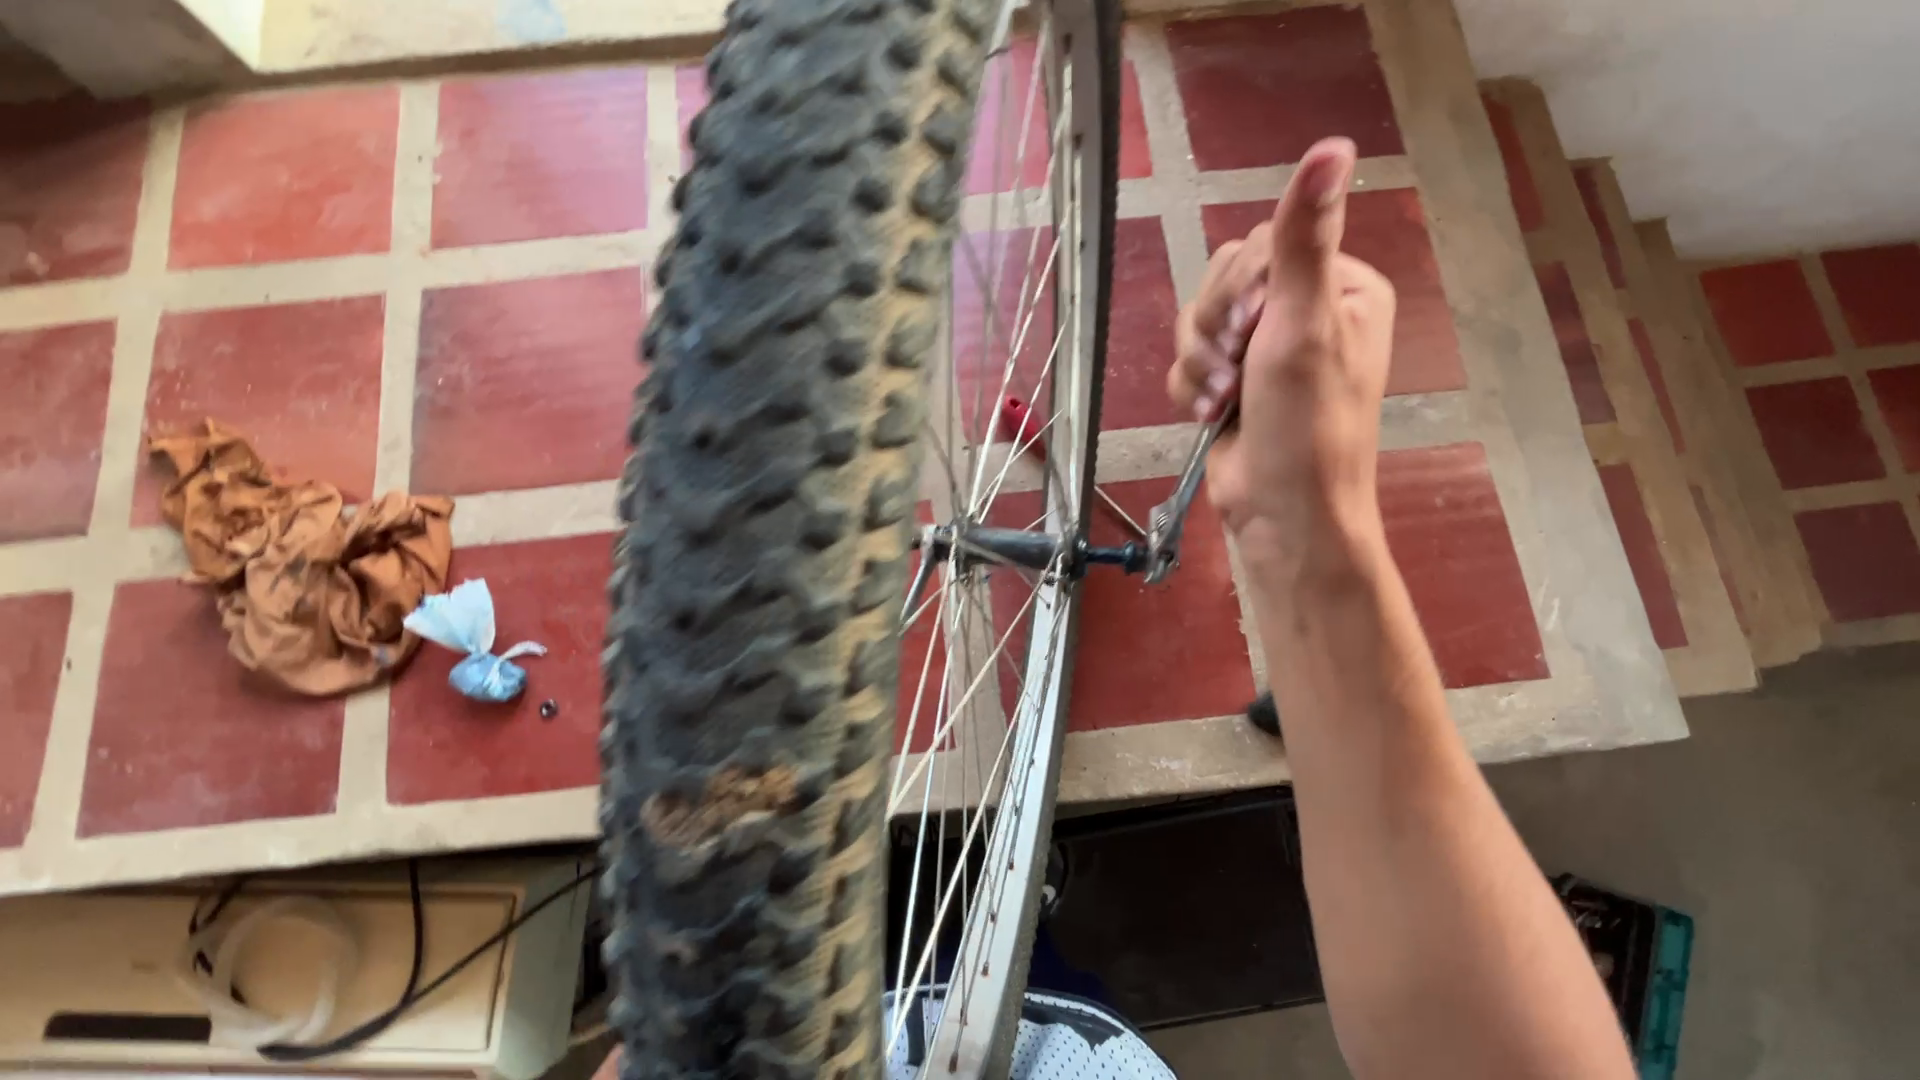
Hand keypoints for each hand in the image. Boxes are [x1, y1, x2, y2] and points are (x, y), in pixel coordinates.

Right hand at [1166, 137, 1395, 572]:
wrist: (1281, 512)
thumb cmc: (1305, 424)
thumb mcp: (1302, 326)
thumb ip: (1303, 240)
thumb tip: (1333, 145)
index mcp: (1340, 288)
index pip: (1262, 245)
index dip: (1239, 285)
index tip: (1248, 330)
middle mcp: (1303, 311)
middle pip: (1222, 281)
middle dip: (1215, 329)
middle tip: (1233, 370)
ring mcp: (1264, 351)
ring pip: (1198, 322)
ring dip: (1199, 364)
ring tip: (1221, 402)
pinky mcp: (1232, 383)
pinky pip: (1190, 361)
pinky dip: (1192, 388)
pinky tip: (1210, 416)